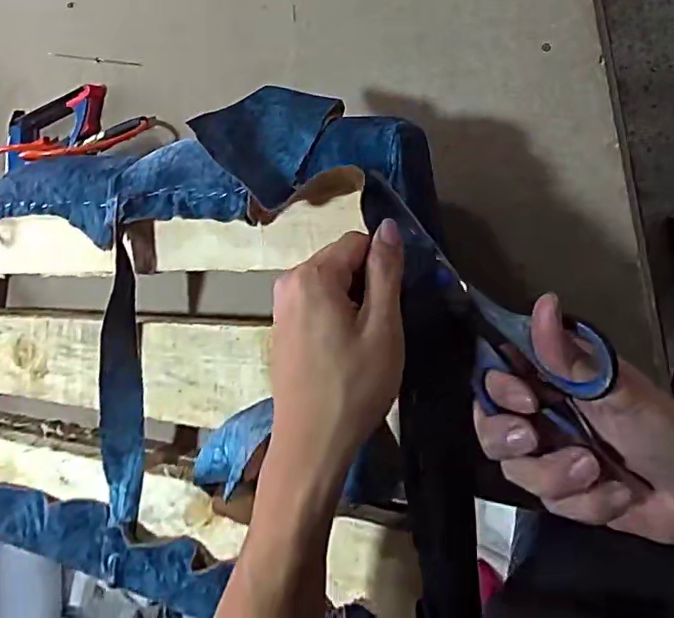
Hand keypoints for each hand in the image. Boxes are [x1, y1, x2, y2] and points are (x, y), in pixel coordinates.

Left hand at [267, 220, 404, 477]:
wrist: (311, 447)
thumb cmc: (353, 387)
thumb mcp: (382, 326)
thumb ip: (385, 271)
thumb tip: (388, 226)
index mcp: (312, 274)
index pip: (358, 242)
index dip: (382, 267)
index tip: (392, 303)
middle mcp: (289, 281)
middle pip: (341, 260)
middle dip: (366, 284)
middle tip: (380, 328)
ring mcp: (281, 306)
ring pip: (330, 282)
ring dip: (352, 302)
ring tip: (363, 343)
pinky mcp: (282, 328)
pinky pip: (316, 303)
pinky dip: (335, 316)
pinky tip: (343, 352)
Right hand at [473, 293, 673, 544]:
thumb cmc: (658, 423)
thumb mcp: (613, 385)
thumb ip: (568, 354)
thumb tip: (544, 302)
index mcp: (548, 376)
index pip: (495, 373)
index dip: (497, 387)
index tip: (524, 400)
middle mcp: (540, 411)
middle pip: (489, 424)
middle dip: (506, 437)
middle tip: (532, 437)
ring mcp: (549, 454)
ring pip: (517, 470)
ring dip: (556, 475)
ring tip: (595, 471)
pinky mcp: (564, 494)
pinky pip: (552, 504)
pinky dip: (587, 503)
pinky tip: (618, 494)